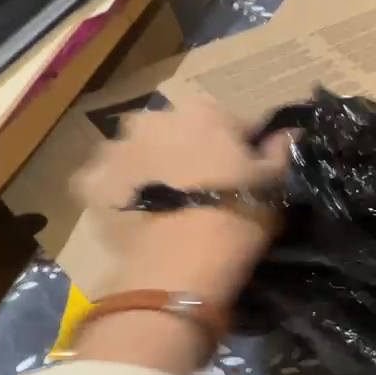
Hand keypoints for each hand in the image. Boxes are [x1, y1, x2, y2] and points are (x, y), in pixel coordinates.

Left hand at [73, 95, 292, 308]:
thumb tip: (287, 134)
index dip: (245, 148)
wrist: (180, 263)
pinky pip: (114, 181)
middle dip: (194, 151)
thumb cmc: (238, 212)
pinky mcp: (88, 184)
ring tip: (176, 204)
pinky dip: (126, 191)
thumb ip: (280, 151)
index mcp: (203, 111)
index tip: (251, 173)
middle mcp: (152, 119)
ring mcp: (114, 150)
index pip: (233, 122)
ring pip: (143, 153)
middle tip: (212, 188)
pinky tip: (146, 214)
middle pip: (181, 132)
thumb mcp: (276, 182)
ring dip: (157, 168)